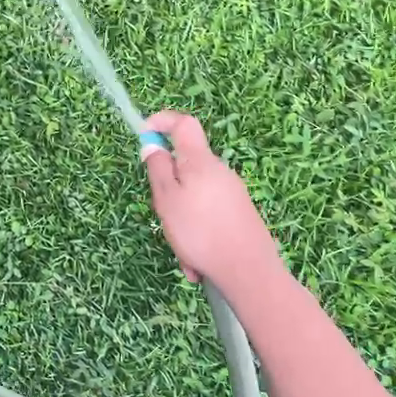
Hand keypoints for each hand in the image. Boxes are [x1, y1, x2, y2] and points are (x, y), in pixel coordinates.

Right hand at [142, 110, 281, 285]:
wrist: (252, 275)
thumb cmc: (200, 231)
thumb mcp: (167, 197)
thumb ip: (157, 168)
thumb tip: (153, 147)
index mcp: (200, 161)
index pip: (183, 123)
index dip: (161, 121)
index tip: (143, 136)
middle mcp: (220, 172)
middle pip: (186, 165)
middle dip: (168, 186)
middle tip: (163, 210)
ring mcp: (233, 194)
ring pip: (195, 196)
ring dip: (182, 218)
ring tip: (182, 250)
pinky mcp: (241, 216)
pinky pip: (208, 216)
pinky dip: (197, 232)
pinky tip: (197, 263)